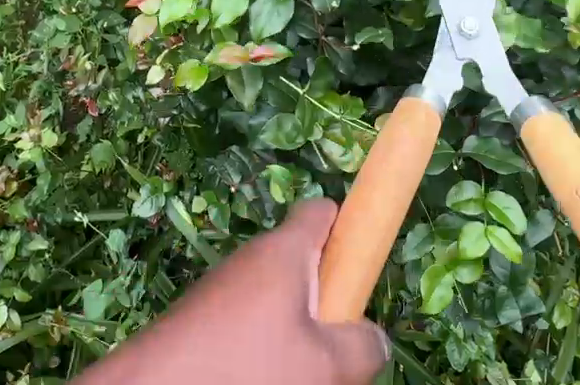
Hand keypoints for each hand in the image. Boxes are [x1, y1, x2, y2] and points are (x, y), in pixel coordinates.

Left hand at [75, 198, 389, 384]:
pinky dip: (264, 348)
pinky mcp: (205, 317)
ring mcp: (226, 287)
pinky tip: (262, 376)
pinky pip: (250, 322)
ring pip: (278, 301)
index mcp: (284, 250)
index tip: (363, 269)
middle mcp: (253, 258)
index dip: (351, 229)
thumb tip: (374, 336)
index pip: (324, 211)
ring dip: (296, 333)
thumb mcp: (322, 364)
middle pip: (305, 265)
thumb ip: (360, 347)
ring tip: (296, 374)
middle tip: (333, 349)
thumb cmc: (248, 364)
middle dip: (327, 303)